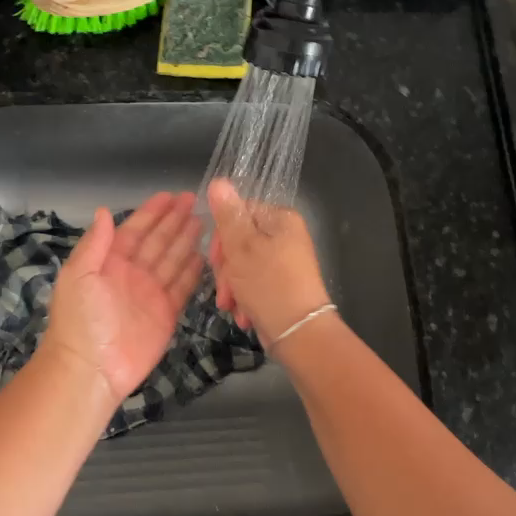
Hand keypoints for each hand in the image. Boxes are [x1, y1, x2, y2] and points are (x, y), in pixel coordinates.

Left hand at [41, 192, 205, 404]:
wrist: (89, 370)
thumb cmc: (79, 320)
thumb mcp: (78, 276)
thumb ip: (94, 244)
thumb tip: (104, 211)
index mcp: (108, 262)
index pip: (134, 231)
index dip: (151, 213)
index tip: (170, 195)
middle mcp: (131, 274)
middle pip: (157, 242)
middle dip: (174, 221)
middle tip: (193, 201)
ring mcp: (149, 294)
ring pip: (172, 260)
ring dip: (185, 241)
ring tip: (202, 221)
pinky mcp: (165, 315)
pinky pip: (182, 287)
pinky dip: (192, 271)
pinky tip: (204, 255)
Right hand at [205, 179, 332, 344]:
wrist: (299, 334)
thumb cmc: (270, 286)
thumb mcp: (242, 248)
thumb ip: (228, 215)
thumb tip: (218, 181)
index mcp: (280, 219)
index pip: (239, 213)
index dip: (221, 237)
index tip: (216, 260)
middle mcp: (285, 236)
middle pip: (239, 241)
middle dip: (227, 269)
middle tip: (226, 290)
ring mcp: (285, 261)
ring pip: (243, 265)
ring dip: (233, 287)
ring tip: (233, 306)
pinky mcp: (282, 285)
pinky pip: (254, 283)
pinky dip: (245, 298)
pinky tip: (243, 314)